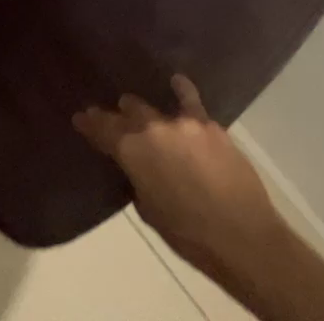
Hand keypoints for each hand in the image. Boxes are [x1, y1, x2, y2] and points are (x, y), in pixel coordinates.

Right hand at [74, 76, 287, 279]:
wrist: (244, 239)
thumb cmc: (188, 234)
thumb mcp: (147, 208)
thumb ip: (135, 177)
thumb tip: (135, 165)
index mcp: (130, 150)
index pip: (100, 127)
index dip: (87, 122)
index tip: (79, 118)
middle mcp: (152, 128)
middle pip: (127, 110)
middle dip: (118, 115)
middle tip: (115, 121)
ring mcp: (183, 124)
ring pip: (154, 105)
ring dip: (144, 111)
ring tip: (142, 112)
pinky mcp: (211, 127)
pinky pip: (191, 101)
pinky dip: (181, 91)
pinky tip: (177, 84)